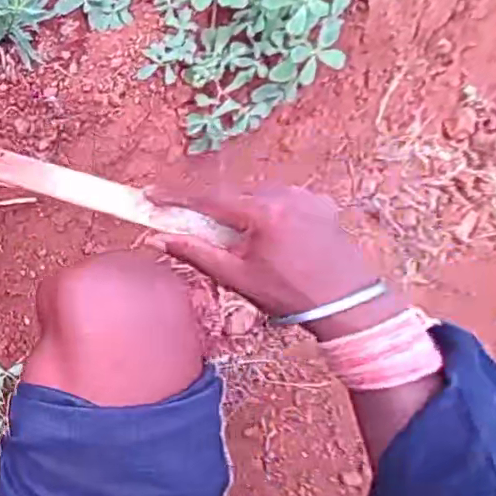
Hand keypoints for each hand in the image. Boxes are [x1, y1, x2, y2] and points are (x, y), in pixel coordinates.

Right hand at [147, 185, 401, 338]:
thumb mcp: (234, 275)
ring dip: (235, 208)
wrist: (346, 303)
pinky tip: (260, 232)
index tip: (149, 194)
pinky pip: (280, 198)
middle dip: (207, 206)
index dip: (175, 197)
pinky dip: (261, 209)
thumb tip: (157, 238)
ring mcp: (307, 197)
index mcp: (264, 213)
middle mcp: (287, 196)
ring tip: (228, 234)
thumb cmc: (287, 294)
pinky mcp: (320, 203)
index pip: (208, 199)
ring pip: (255, 194)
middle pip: (232, 193)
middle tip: (186, 220)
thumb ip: (194, 252)